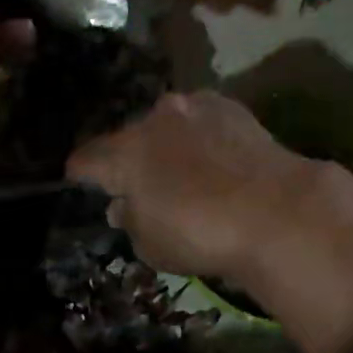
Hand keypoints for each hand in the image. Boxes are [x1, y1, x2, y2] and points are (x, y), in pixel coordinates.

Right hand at [65, 91, 318, 283]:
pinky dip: (196, 142)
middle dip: (126, 163)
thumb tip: (120, 206)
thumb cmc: (199, 235)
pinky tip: (208, 166)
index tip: (78, 184)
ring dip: (163, 150)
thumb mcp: (149, 245)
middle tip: (134, 190)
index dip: (80, 175)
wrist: (274, 212)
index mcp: (126, 152)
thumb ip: (129, 221)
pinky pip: (199, 125)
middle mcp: (156, 119)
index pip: (87, 160)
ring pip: (166, 129)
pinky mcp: (232, 109)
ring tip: (175, 177)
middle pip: (128, 140)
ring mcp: (196, 108)